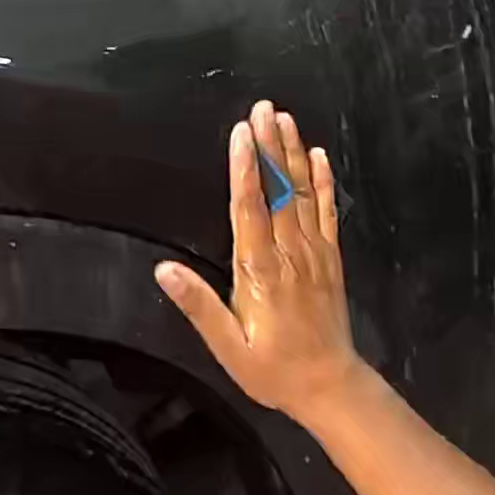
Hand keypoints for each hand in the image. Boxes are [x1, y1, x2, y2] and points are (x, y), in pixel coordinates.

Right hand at [155, 100, 365, 423]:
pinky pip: (328, 211)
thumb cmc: (272, 367)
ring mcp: (314, 250)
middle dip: (269, 145)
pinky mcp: (330, 255)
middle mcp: (289, 251)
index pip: (250, 208)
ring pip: (303, 192)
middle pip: (278, 189)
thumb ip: (198, 305)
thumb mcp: (228, 347)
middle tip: (262, 108)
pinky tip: (319, 154)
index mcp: (260, 269)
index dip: (245, 168)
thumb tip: (164, 270)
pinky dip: (325, 181)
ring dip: (293, 152)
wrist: (330, 386)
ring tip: (284, 118)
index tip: (242, 133)